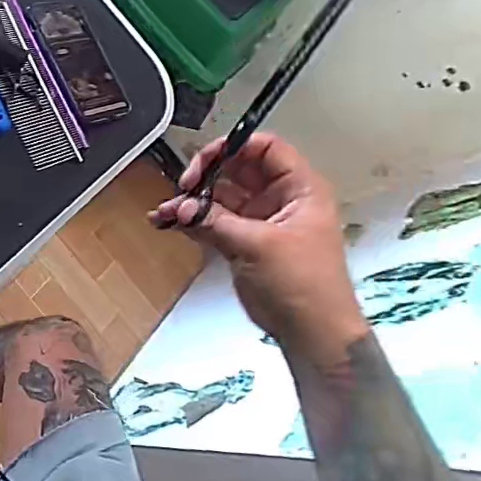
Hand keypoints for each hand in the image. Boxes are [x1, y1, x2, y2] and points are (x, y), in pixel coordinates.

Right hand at [149, 132, 367, 362]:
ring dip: (193, 201)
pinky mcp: (245, 243)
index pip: (265, 148)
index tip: (204, 161)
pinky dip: (194, 222)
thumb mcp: (259, 246)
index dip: (234, 147)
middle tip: (183, 187)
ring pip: (221, 198)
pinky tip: (170, 222)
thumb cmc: (306, 287)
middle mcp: (280, 199)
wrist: (312, 333)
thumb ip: (216, 222)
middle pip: (237, 171)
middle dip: (206, 176)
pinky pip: (215, 223)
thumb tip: (184, 207)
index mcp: (299, 189)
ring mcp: (261, 222)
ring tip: (168, 210)